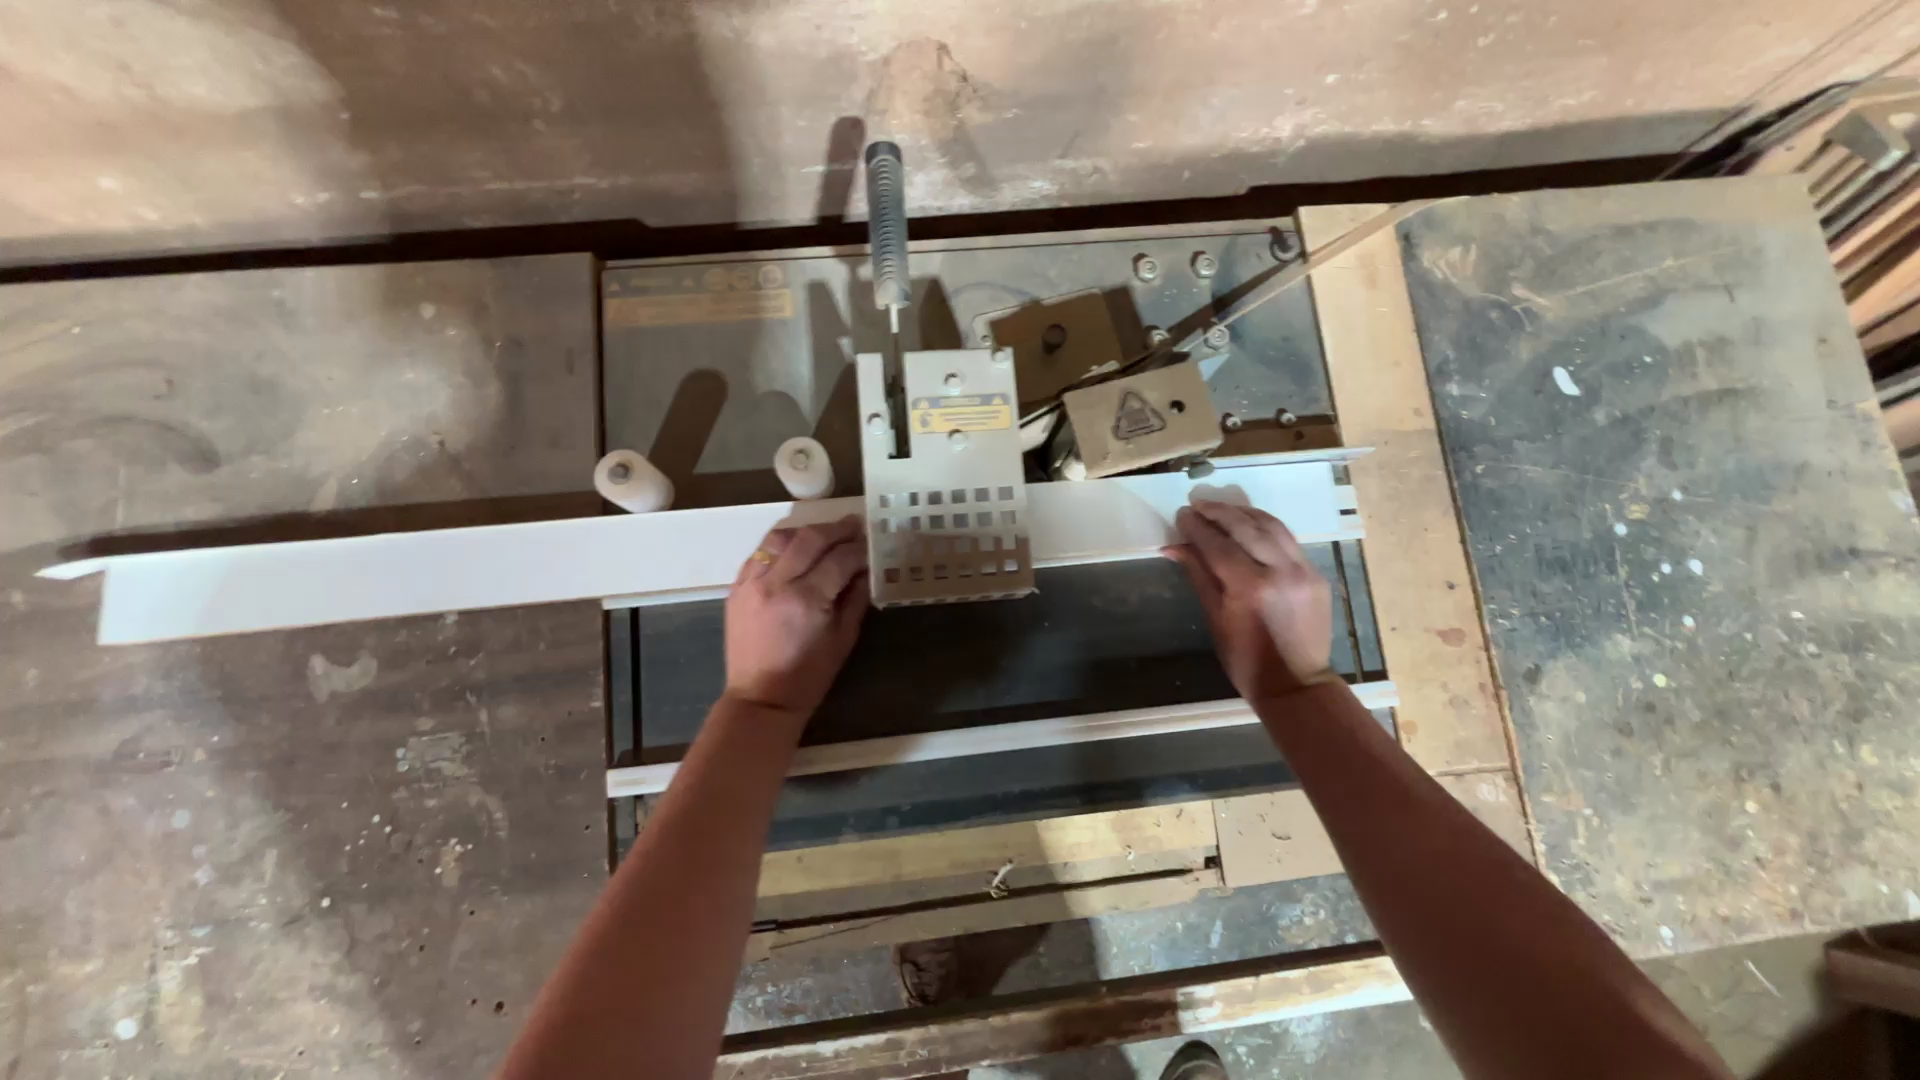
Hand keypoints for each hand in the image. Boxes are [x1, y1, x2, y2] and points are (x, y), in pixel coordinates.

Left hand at [723, 516, 870, 717]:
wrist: (761, 698)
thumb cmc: (809, 676)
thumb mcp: (844, 639)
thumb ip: (856, 598)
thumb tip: (865, 569)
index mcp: (807, 599)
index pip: (840, 559)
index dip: (860, 549)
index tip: (871, 545)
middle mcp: (777, 583)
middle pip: (810, 538)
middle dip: (837, 529)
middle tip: (855, 525)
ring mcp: (752, 582)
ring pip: (781, 537)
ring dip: (806, 530)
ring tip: (825, 533)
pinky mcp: (737, 587)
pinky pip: (760, 553)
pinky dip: (781, 545)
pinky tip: (795, 549)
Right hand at [1164, 500, 1334, 702]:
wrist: (1295, 684)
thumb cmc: (1245, 660)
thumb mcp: (1215, 618)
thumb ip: (1198, 575)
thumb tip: (1174, 547)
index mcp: (1250, 587)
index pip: (1217, 544)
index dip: (1197, 527)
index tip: (1181, 514)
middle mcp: (1280, 571)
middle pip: (1246, 527)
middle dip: (1219, 512)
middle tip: (1198, 504)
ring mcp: (1303, 570)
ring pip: (1272, 526)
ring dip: (1245, 513)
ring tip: (1222, 508)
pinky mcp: (1316, 574)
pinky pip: (1288, 540)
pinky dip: (1267, 527)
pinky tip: (1250, 524)